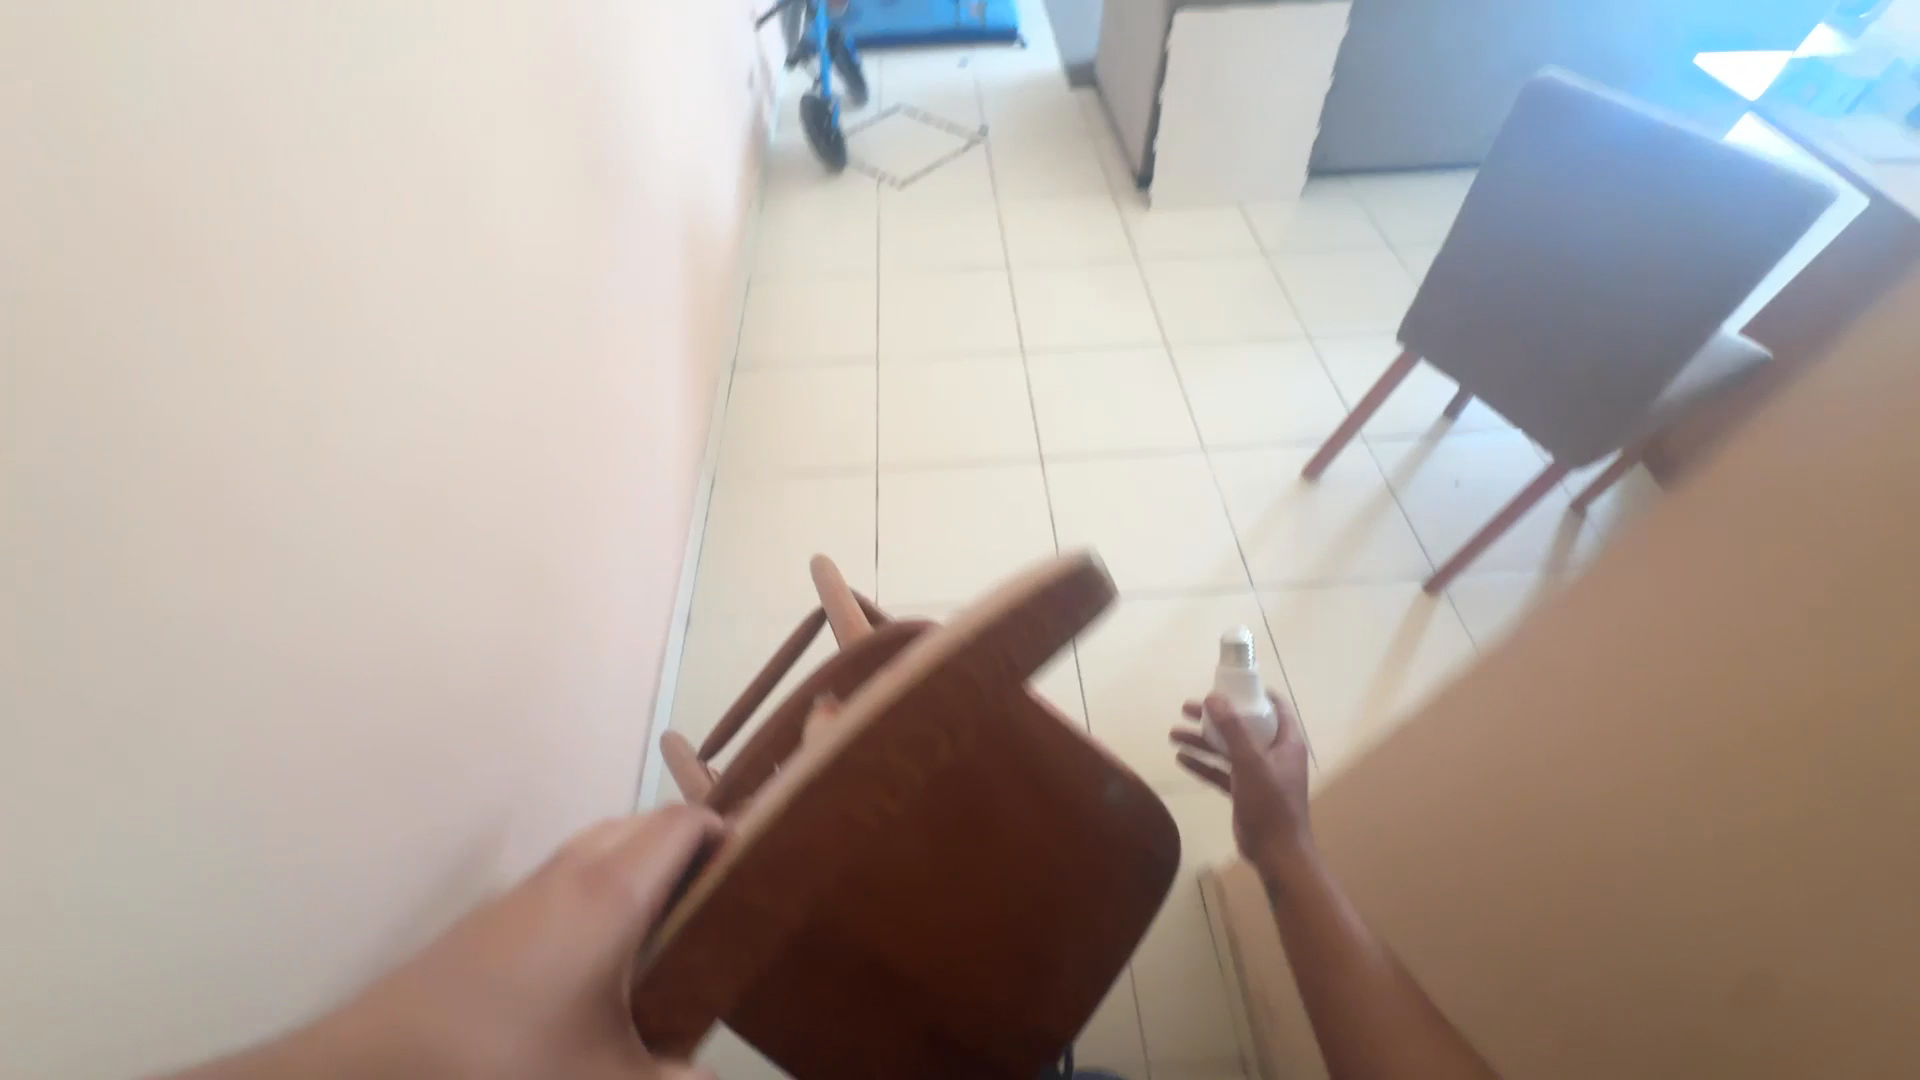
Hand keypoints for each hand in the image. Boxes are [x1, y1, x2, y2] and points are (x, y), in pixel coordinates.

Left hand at [171, 807, 721, 1079]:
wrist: (359, 1074)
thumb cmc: (502, 1065)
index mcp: (615, 891)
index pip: (684, 822)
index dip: (724, 828)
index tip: (752, 862)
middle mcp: (576, 870)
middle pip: (646, 821)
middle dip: (687, 841)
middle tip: (714, 893)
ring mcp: (529, 888)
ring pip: (604, 839)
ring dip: (642, 857)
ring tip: (663, 916)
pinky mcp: (493, 914)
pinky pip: (570, 867)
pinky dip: (603, 878)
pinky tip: (597, 947)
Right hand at [1169, 692, 1314, 876]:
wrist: (1277, 853)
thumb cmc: (1271, 804)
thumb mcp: (1251, 763)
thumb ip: (1233, 730)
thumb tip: (1213, 697)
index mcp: (1286, 743)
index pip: (1275, 708)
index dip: (1253, 694)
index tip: (1227, 684)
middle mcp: (1274, 754)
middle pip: (1242, 726)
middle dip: (1215, 717)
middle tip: (1187, 708)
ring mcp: (1259, 773)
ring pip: (1227, 749)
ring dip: (1203, 741)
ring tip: (1173, 733)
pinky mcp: (1245, 791)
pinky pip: (1221, 771)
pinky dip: (1203, 764)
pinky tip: (1181, 759)